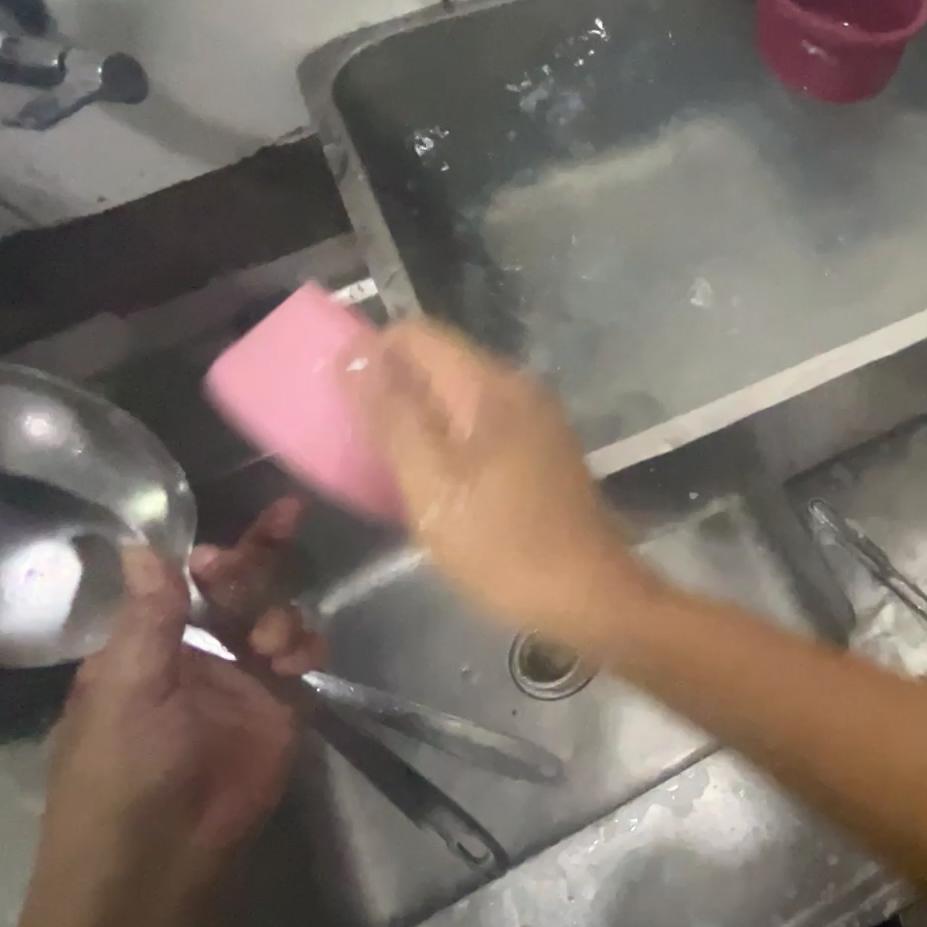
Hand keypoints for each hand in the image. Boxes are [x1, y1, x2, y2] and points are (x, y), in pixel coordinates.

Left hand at [0, 500, 324, 926]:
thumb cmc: (128, 769)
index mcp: (145, 648)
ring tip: (275, 648)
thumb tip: (142, 546)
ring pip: (278, 614)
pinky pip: (306, 652)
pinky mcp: (285, 698)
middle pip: (237, 588)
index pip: (181, 585)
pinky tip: (300, 664)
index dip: (208, 557)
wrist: (172, 849)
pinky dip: (309, 647)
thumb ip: (146, 619)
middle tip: (289, 514)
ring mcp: (244, 675)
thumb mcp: (127, 690)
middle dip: (260, 555)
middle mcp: (197, 653)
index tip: (227, 544)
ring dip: (283, 616)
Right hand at [350, 319, 664, 651]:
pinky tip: (434, 482)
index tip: (338, 400)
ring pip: (462, 399)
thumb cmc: (502, 544)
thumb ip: (392, 414)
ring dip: (421, 421)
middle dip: (392, 390)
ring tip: (385, 465)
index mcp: (494, 387)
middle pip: (441, 364)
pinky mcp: (547, 453)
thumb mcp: (430, 482)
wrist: (588, 593)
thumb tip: (356, 350)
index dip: (372, 354)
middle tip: (355, 440)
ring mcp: (542, 423)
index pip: (419, 333)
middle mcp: (524, 391)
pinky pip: (486, 428)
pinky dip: (453, 443)